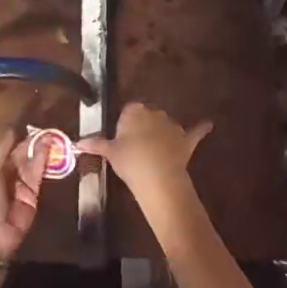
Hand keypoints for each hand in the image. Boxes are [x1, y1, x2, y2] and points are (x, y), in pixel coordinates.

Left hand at [0, 129, 49, 260]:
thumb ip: (1, 152)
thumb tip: (12, 130)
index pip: (10, 147)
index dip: (21, 136)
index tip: (34, 123)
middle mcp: (9, 173)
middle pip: (24, 153)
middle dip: (35, 142)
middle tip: (51, 129)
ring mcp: (22, 184)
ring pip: (34, 163)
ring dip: (43, 151)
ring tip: (56, 137)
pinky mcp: (35, 194)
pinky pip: (41, 175)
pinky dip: (47, 164)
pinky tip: (55, 153)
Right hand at [76, 103, 210, 199]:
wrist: (157, 176)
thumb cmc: (129, 161)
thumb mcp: (109, 153)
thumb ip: (96, 145)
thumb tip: (77, 143)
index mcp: (134, 112)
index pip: (128, 110)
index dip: (125, 123)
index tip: (122, 137)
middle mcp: (155, 113)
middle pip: (147, 115)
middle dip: (143, 127)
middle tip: (134, 146)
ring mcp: (173, 125)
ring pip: (166, 124)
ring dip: (162, 132)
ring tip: (154, 150)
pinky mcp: (187, 139)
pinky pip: (195, 131)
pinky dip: (200, 128)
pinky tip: (208, 124)